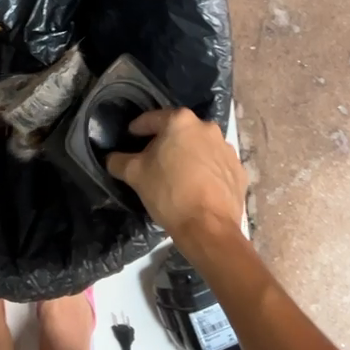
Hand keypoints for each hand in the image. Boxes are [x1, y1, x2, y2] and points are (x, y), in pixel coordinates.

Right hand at [105, 108, 244, 241]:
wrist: (209, 229)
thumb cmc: (168, 193)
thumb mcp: (134, 175)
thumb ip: (118, 161)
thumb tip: (111, 158)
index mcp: (180, 121)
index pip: (151, 119)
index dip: (138, 130)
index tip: (130, 139)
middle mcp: (206, 127)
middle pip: (178, 131)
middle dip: (165, 142)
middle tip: (153, 160)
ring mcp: (226, 149)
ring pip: (199, 147)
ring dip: (187, 155)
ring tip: (176, 175)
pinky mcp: (238, 170)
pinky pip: (215, 165)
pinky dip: (206, 171)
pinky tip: (197, 187)